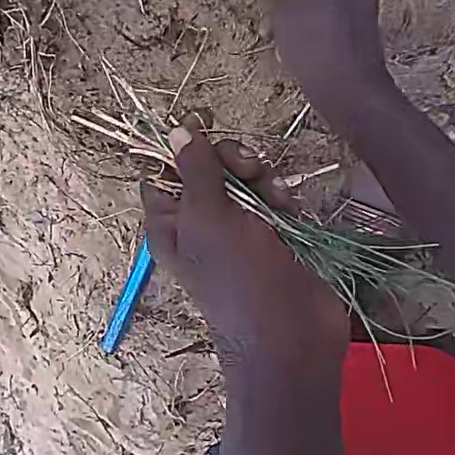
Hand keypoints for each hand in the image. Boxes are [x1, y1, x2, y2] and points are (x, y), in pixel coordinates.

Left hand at [141, 126, 348, 369]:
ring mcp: (236, 229)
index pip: (164, 169)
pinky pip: (271, 198)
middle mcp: (199, 222)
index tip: (206, 120)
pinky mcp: (271, 234)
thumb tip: (178, 128)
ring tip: (276, 202)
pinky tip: (290, 213)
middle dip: (230, 161)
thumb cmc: (239, 279)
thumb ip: (195, 170)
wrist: (291, 335)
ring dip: (261, 181)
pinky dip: (281, 199)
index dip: (181, 143)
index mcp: (170, 222)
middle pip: (208, 166)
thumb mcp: (209, 218)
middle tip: (248, 170)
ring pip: (244, 179)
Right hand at [264, 0, 394, 113]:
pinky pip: (327, 22)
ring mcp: (361, 6)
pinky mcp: (358, 32)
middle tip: (269, 21)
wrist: (348, 90)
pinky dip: (309, 33)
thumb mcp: (283, 8)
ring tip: (278, 41)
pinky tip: (295, 53)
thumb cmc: (315, 43)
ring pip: (316, 3)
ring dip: (292, 20)